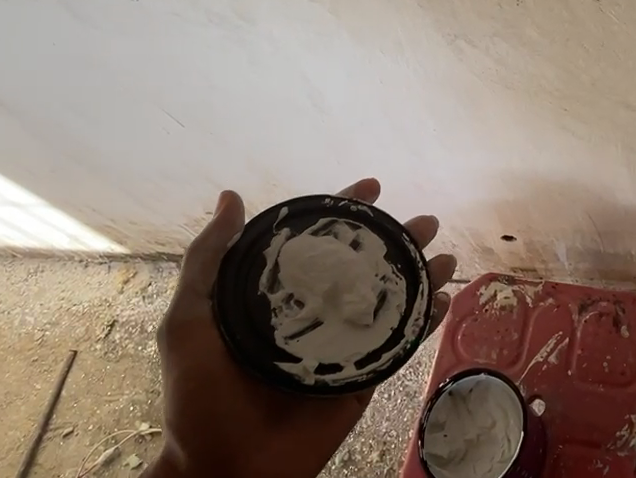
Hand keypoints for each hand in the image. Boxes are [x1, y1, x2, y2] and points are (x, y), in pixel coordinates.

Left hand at [146, 180, 457, 477]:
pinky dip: (425, 320)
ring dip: (422, 274)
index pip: (321, 240)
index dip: (348, 210)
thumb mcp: (190, 322)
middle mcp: (318, 310)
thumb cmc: (200, 397)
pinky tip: (443, 299)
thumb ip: (208, 261)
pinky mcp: (364, 377)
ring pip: (392, 298)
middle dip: (399, 238)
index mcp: (282, 293)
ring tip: (445, 257)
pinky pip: (401, 343)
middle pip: (367, 263)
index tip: (373, 186)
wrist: (223, 473)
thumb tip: (231, 198)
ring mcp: (344, 343)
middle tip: (425, 221)